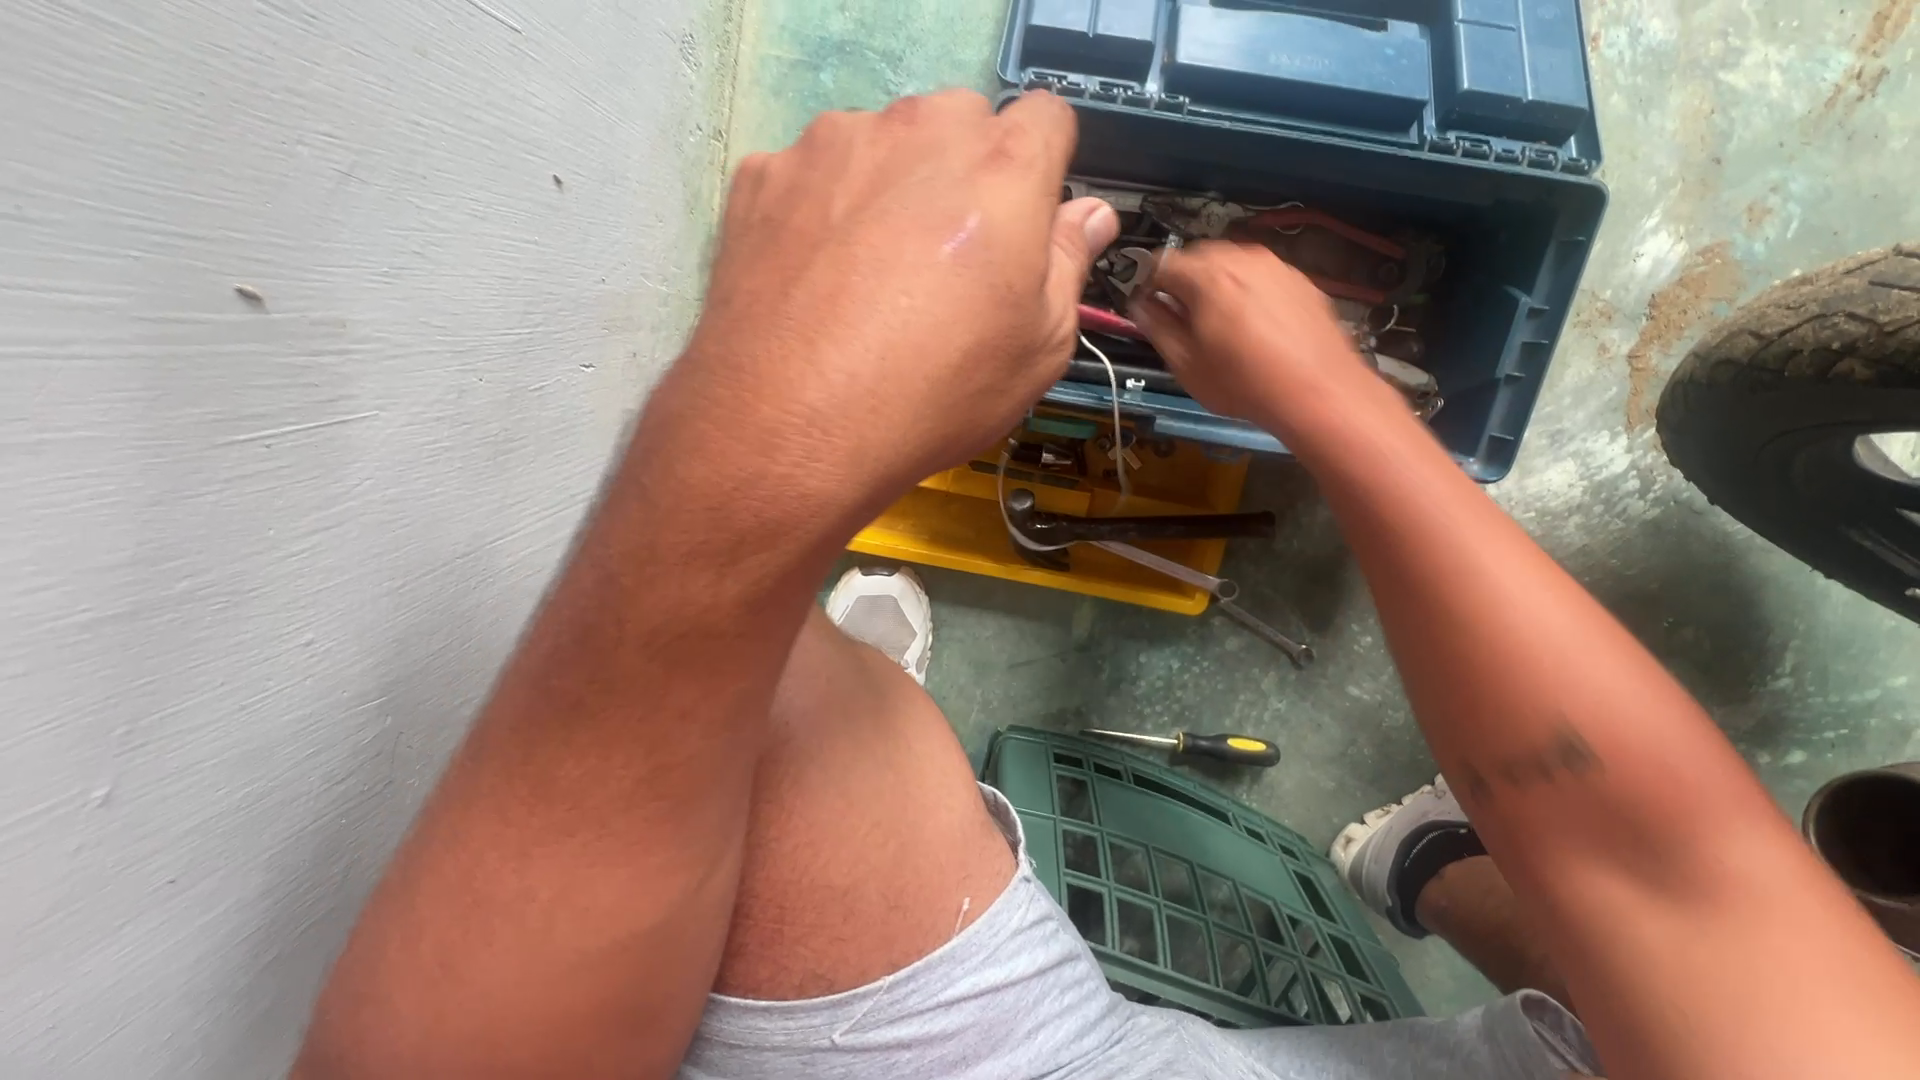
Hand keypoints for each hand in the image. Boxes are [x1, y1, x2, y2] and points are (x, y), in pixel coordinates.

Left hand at [665, 89, 1118, 513]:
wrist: (792, 427)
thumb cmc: (932, 394)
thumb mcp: (1038, 350)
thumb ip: (1069, 264)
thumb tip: (1088, 217)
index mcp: (1000, 170)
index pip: (1046, 118)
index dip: (1042, 166)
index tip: (1025, 216)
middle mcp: (916, 133)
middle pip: (959, 124)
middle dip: (964, 174)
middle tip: (947, 259)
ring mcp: (830, 146)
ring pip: (880, 145)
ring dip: (889, 188)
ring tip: (871, 277)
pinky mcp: (764, 176)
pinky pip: (812, 176)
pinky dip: (822, 209)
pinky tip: (816, 278)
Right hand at [1128, 241, 1381, 435]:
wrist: (1319, 392)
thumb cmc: (1243, 382)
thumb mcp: (1185, 363)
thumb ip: (1156, 326)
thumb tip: (1141, 305)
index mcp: (1207, 275)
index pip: (1160, 262)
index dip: (1147, 285)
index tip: (1147, 309)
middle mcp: (1242, 258)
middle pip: (1197, 258)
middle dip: (1182, 283)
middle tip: (1180, 319)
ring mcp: (1276, 266)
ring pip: (1231, 265)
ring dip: (1215, 286)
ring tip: (1217, 324)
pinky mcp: (1301, 281)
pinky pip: (1260, 278)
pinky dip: (1247, 293)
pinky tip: (1252, 327)